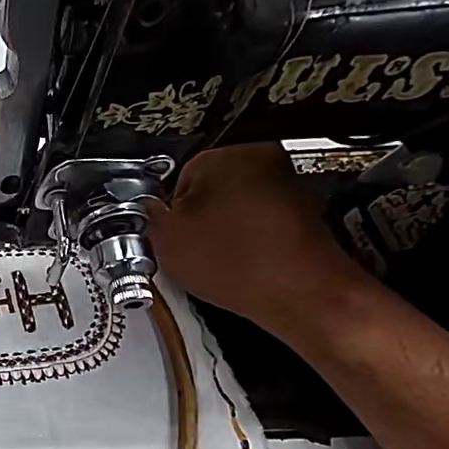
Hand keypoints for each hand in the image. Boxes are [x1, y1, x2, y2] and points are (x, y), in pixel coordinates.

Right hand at [148, 143, 372, 332]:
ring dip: (221, 230)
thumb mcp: (167, 238)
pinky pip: (256, 222)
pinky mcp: (300, 213)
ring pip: (231, 206)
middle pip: (206, 188)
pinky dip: (245, 241)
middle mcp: (262, 159)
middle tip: (191, 246)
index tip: (168, 230)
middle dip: (196, 218)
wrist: (303, 295)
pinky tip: (239, 262)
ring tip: (217, 258)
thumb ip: (146, 214)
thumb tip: (145, 208)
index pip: (175, 176)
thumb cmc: (247, 264)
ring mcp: (286, 185)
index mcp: (228, 153)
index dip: (166, 210)